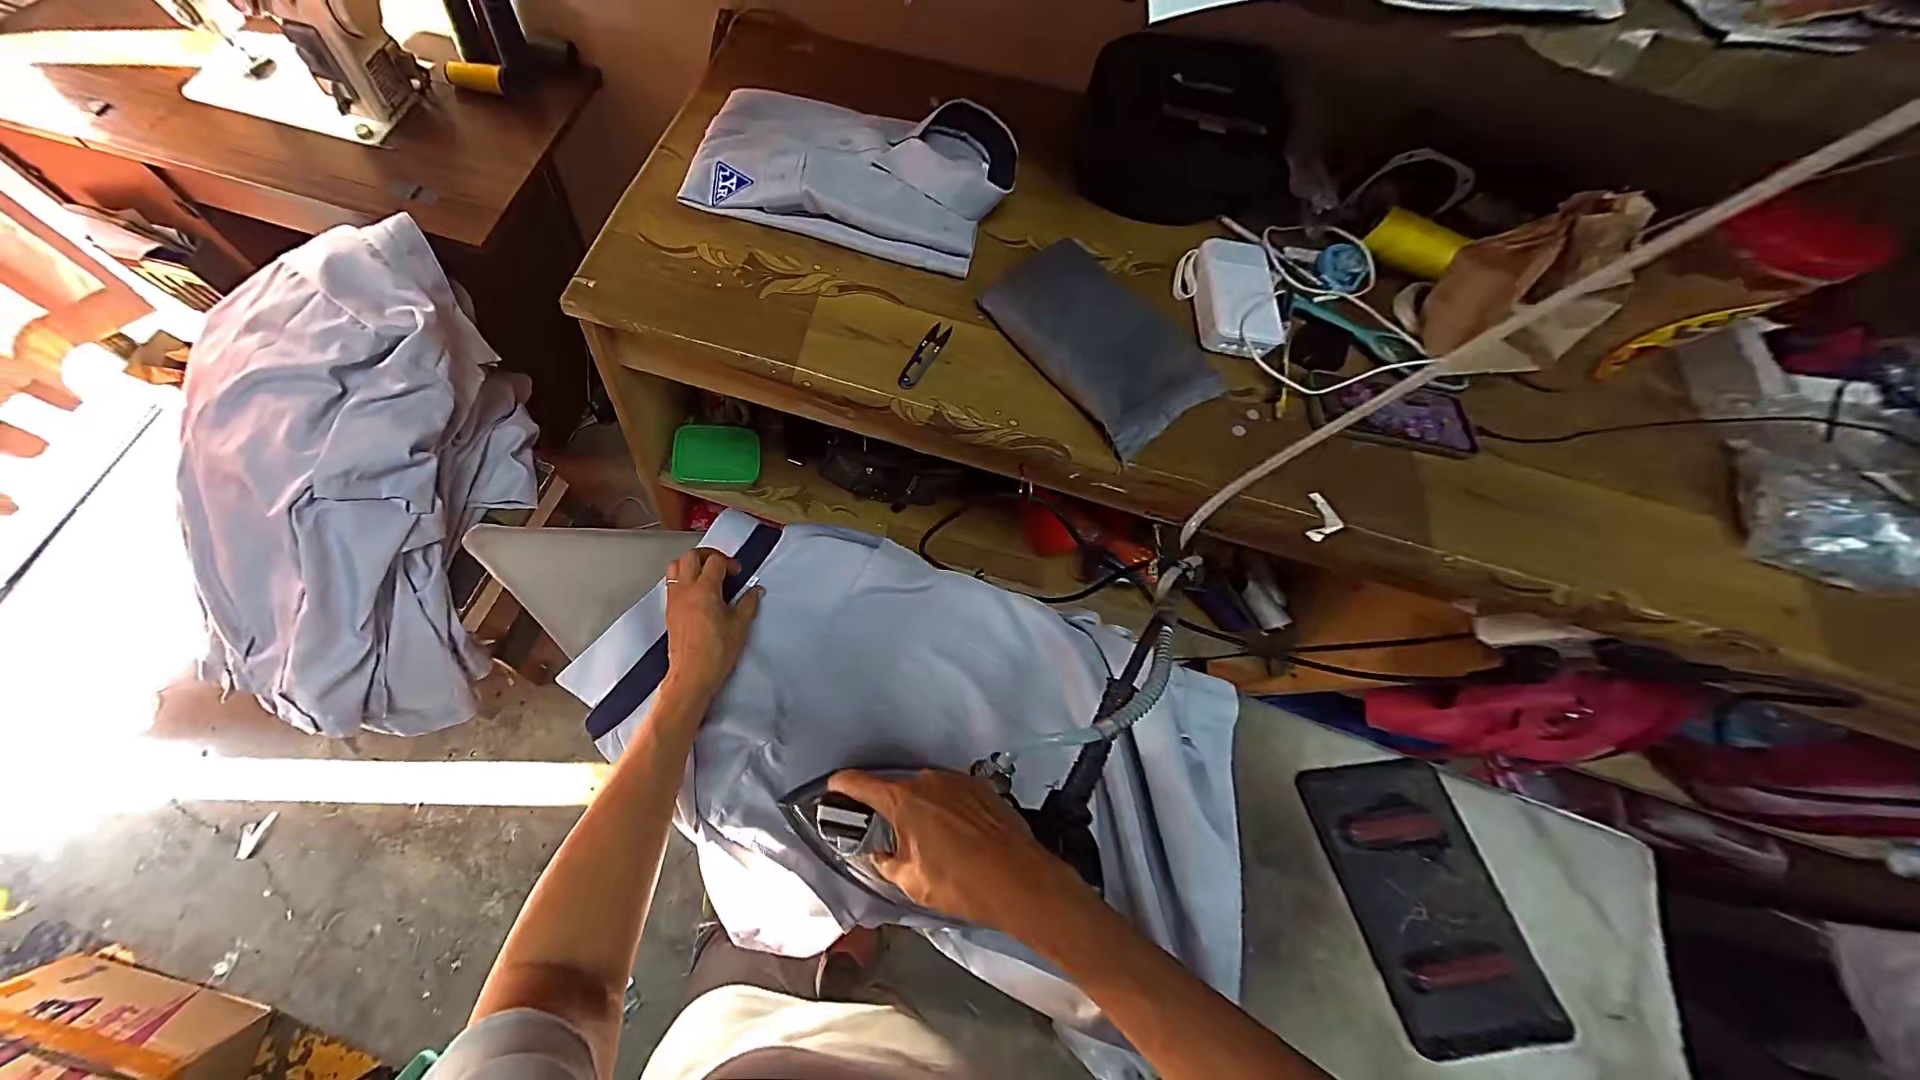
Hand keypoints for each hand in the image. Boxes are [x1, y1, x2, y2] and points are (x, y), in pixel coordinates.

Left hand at [663, 547, 762, 701]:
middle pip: (691, 556)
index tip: (737, 574)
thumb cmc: (715, 652)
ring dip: (692, 564)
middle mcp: (685, 591)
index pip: (715, 561)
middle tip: (722, 565)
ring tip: (707, 575)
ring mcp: (674, 600)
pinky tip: (698, 592)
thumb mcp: (740, 625)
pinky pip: (672, 583)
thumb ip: (748, 603)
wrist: (692, 674)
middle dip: (708, 555)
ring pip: (676, 566)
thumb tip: (754, 591)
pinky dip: (683, 579)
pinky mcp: (670, 611)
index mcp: (704, 590)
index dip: (729, 563)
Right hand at [827, 768, 1096, 937]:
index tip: (834, 788)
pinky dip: (944, 808)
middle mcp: (928, 781)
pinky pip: (949, 793)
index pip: (859, 783)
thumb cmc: (963, 882)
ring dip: (919, 809)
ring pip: (924, 790)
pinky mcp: (978, 787)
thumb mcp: (909, 880)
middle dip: (887, 809)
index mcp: (904, 800)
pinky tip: (954, 836)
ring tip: (929, 842)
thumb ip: (884, 860)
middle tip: (888, 836)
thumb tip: (878, 854)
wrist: (1018, 879)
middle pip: (894, 788)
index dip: (842, 785)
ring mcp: (956, 781)